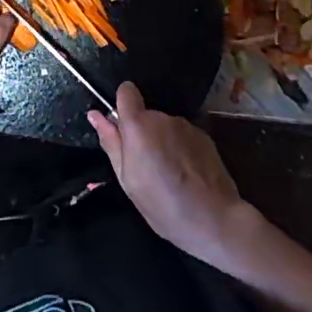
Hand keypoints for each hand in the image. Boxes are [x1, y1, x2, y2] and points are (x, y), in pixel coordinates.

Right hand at [89, 82, 250, 262]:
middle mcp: (163, 117)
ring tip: (170, 175)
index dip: (122, 105)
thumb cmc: (163, 206)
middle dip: (142, 134)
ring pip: (165, 127)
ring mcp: (186, 125)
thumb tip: (95, 115)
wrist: (216, 220)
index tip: (123, 130)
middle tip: (146, 168)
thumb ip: (111, 143)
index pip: (126, 91)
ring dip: (163, 142)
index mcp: (139, 126)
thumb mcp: (127, 181)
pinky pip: (183, 136)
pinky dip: (181, 149)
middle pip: (145, 115)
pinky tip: (188, 175)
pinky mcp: (205, 136)